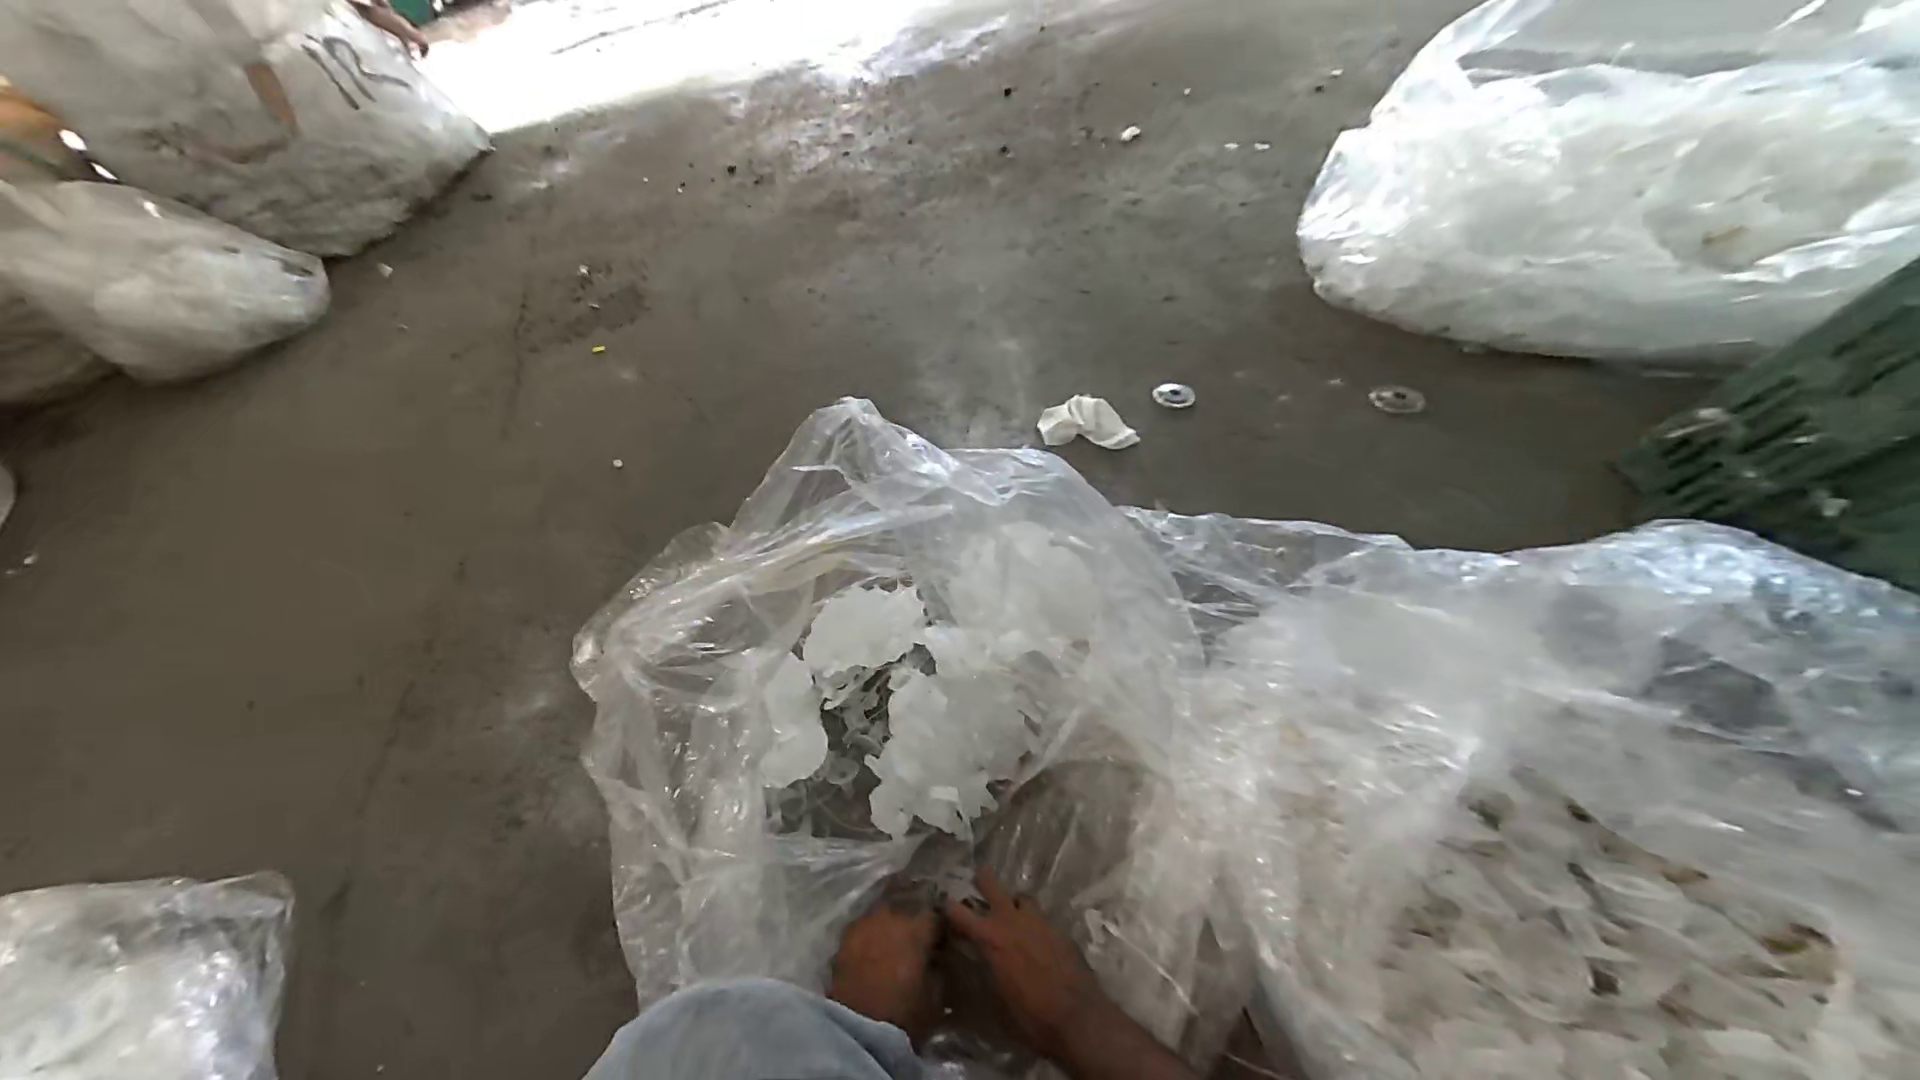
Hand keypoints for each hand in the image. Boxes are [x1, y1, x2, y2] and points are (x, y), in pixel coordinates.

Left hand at [829, 890, 939, 1040]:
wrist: (856, 1030)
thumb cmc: (903, 1014)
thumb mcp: (935, 996)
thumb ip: (939, 967)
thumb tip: (937, 956)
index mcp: (918, 927)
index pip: (936, 914)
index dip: (940, 926)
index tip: (942, 938)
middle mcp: (892, 915)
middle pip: (909, 904)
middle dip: (915, 916)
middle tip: (917, 935)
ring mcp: (866, 922)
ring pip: (884, 911)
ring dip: (891, 921)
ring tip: (893, 939)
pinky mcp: (846, 935)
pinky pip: (865, 925)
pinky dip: (872, 932)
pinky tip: (873, 947)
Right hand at [946, 867, 1105, 1060]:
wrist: (1076, 1016)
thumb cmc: (1029, 1015)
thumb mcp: (997, 1001)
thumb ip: (986, 972)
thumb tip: (979, 964)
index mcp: (991, 938)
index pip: (961, 914)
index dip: (949, 906)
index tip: (944, 900)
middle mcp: (1012, 920)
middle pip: (993, 885)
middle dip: (984, 878)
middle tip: (979, 875)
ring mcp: (1038, 920)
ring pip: (1022, 897)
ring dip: (1015, 902)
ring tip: (1014, 912)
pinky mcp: (1059, 928)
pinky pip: (1042, 918)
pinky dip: (1035, 923)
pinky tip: (1038, 939)